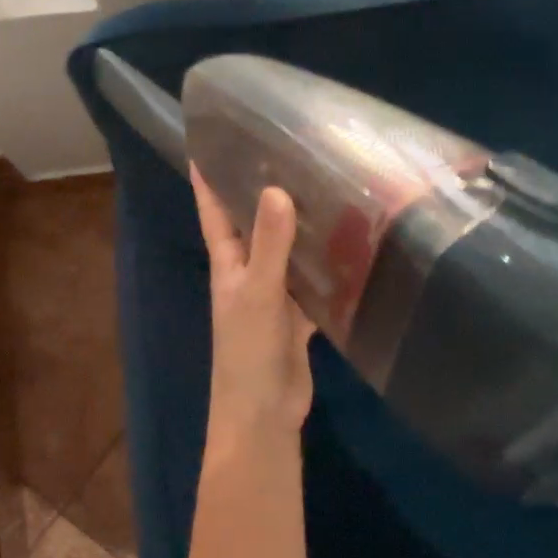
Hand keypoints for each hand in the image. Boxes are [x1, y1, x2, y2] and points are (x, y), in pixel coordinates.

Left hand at [191, 165, 316, 449]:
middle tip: (288, 153)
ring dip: (301, 228)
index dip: (208, 181)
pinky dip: (327, 268)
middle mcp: (250, 275)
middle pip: (255, 227)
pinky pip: (313, 284)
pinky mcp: (299, 318)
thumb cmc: (248, 351)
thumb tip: (276, 189)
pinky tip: (350, 248)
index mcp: (229, 265)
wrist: (262, 414)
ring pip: (288, 253)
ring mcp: (275, 297)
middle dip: (264, 194)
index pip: (215, 213)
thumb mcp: (258, 293)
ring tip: (326, 188)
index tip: (207, 143)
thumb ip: (269, 245)